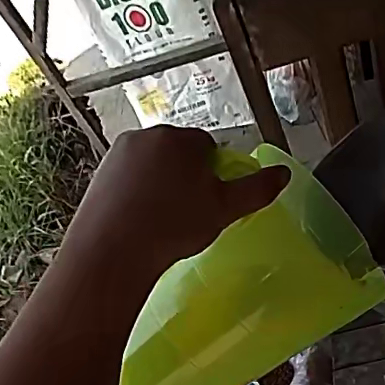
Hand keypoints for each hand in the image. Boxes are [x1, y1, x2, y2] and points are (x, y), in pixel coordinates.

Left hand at [64, 126, 290, 269]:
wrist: (113, 249)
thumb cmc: (174, 225)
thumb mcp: (226, 209)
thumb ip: (257, 189)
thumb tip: (284, 173)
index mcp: (181, 139)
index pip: (209, 146)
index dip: (216, 172)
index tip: (213, 198)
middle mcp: (147, 135)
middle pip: (180, 152)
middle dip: (189, 174)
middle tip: (193, 210)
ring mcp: (120, 153)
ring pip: (155, 164)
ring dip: (165, 183)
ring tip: (167, 217)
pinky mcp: (101, 172)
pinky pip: (132, 176)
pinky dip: (141, 192)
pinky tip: (144, 218)